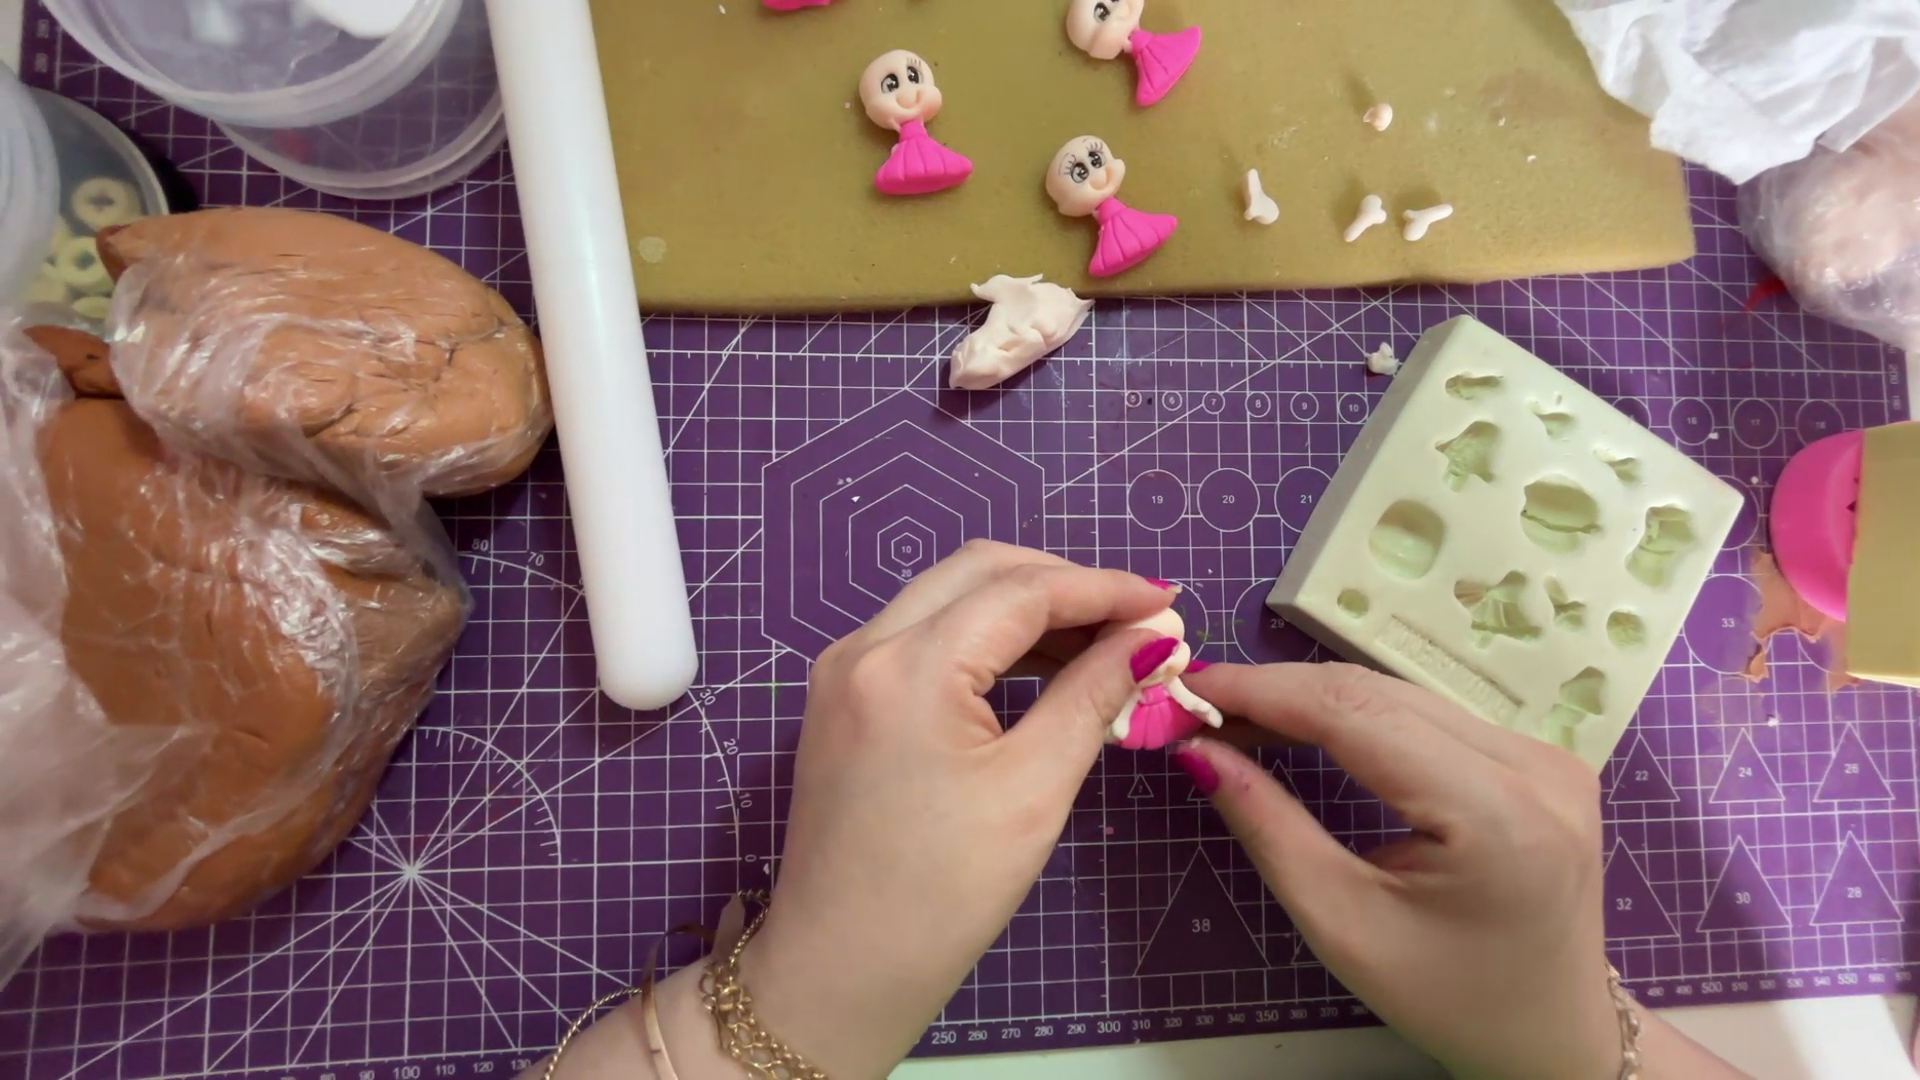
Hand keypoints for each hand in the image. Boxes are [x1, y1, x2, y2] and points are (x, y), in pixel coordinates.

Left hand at [741, 541, 1174, 1078]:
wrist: (837, 969)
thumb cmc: (942, 895)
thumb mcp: (1033, 790)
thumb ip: (1092, 695)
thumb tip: (1151, 641)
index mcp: (908, 665)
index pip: (1021, 590)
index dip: (1103, 588)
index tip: (1166, 603)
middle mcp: (866, 642)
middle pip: (982, 570)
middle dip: (1065, 584)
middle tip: (1133, 621)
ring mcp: (846, 662)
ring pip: (952, 593)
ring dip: (1027, 606)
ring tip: (1100, 642)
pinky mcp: (845, 686)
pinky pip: (927, 630)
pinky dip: (987, 634)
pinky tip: (1039, 661)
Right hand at [1178, 662, 1623, 1079]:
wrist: (1558, 1036)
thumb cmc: (1446, 998)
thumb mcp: (1338, 922)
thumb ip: (1265, 823)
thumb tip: (1195, 748)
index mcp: (1496, 816)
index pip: (1354, 714)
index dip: (1260, 690)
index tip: (1186, 688)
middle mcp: (1529, 764)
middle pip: (1368, 691)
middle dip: (1270, 689)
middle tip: (1195, 704)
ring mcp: (1536, 751)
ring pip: (1385, 691)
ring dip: (1298, 696)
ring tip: (1229, 715)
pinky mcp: (1524, 752)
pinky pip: (1408, 709)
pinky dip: (1337, 711)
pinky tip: (1290, 723)